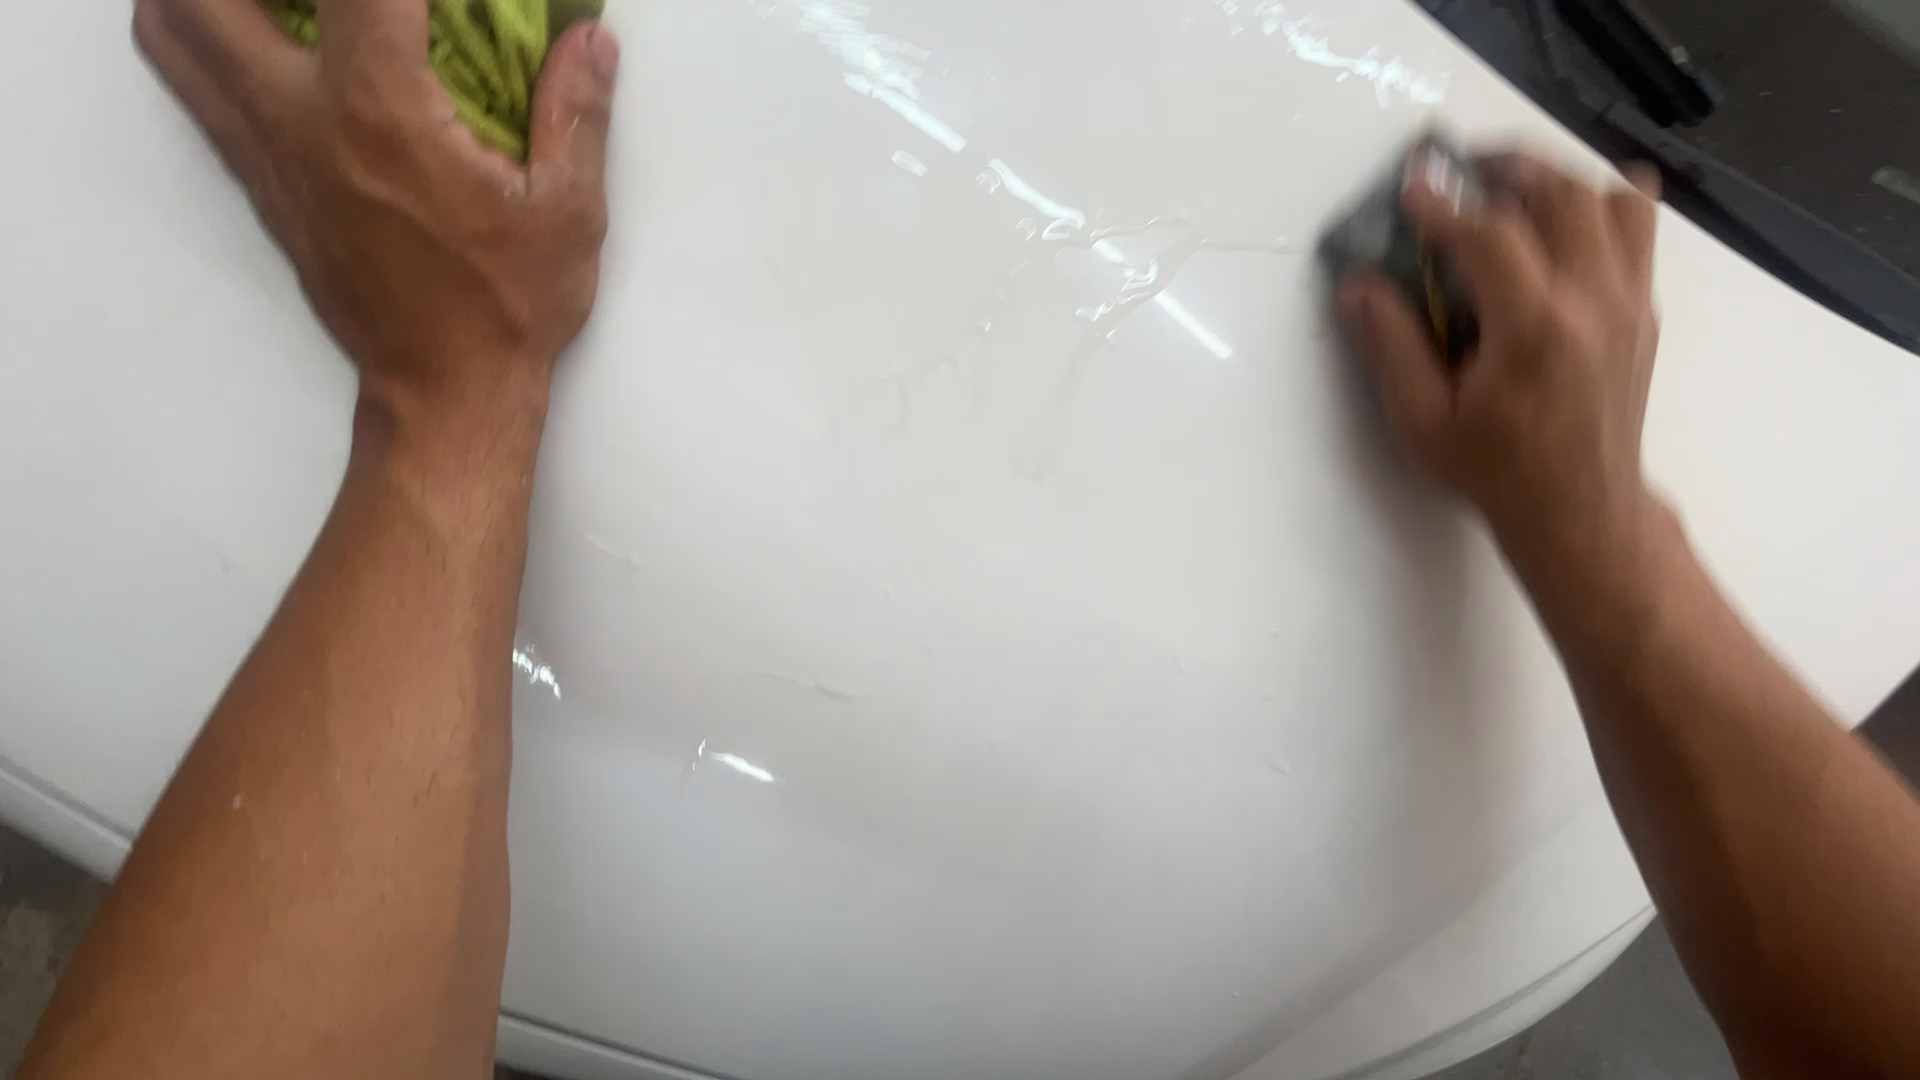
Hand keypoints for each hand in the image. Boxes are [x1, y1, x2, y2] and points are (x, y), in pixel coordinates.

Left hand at [133, 0, 619, 424]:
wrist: (450, 385)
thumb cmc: (513, 305)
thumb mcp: (569, 213)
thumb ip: (576, 115)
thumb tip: (591, 39)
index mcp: (384, 110)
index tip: (455, 1)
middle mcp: (302, 116)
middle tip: (358, 6)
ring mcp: (269, 154)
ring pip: (174, 25)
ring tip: (299, 16)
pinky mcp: (264, 191)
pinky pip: (195, 89)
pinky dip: (214, 48)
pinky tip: (286, 70)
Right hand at [1338, 150, 1663, 567]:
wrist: (1576, 505)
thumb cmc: (1490, 467)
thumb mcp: (1420, 416)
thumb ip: (1390, 345)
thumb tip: (1357, 286)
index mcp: (1533, 329)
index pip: (1491, 236)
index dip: (1444, 205)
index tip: (1411, 188)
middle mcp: (1594, 300)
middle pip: (1562, 195)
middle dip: (1505, 170)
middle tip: (1458, 172)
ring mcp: (1630, 300)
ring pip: (1610, 199)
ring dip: (1555, 180)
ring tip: (1507, 189)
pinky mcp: (1643, 309)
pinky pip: (1638, 228)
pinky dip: (1599, 203)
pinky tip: (1558, 221)